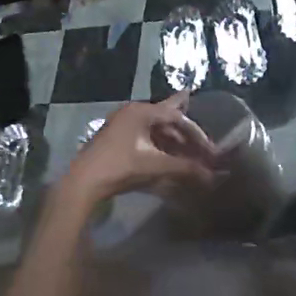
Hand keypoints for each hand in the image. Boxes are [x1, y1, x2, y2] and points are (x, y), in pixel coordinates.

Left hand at [60, 92, 217, 208]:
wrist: (84, 183)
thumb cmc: (120, 167)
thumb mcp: (156, 166)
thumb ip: (186, 168)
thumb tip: (212, 176)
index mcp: (141, 112)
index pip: (177, 116)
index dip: (196, 134)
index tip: (210, 151)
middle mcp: (132, 113)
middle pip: (167, 120)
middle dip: (187, 135)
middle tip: (205, 147)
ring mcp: (122, 126)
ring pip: (156, 130)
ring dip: (174, 142)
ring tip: (190, 154)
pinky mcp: (116, 140)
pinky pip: (145, 139)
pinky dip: (160, 148)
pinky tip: (170, 158)